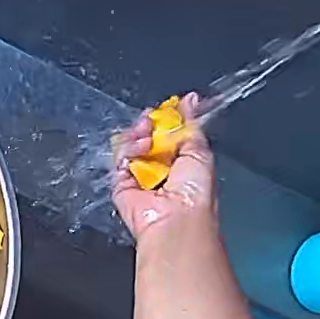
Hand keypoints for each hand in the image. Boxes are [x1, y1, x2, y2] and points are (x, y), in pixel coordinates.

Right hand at [112, 92, 216, 242]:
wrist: (174, 218)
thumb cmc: (194, 192)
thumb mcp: (200, 150)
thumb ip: (191, 125)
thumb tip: (189, 101)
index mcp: (181, 160)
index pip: (169, 132)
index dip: (167, 118)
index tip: (170, 106)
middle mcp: (159, 168)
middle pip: (147, 136)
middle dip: (149, 123)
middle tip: (152, 119)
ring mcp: (139, 176)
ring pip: (131, 145)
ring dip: (138, 135)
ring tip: (145, 136)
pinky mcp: (120, 185)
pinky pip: (118, 160)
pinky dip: (126, 150)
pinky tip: (138, 149)